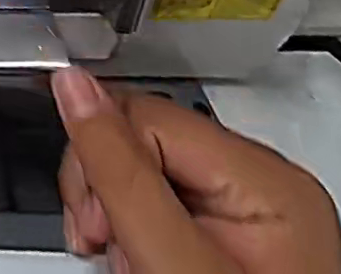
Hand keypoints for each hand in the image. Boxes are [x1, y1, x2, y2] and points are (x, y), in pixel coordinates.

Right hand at [53, 68, 340, 273]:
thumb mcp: (173, 263)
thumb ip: (118, 167)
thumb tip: (71, 84)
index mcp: (268, 182)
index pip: (143, 116)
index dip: (101, 157)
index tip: (97, 217)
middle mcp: (258, 184)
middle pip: (135, 133)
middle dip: (100, 184)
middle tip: (103, 240)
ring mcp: (238, 208)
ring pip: (130, 159)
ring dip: (106, 206)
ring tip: (122, 256)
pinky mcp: (214, 227)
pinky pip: (141, 187)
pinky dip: (121, 222)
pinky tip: (132, 255)